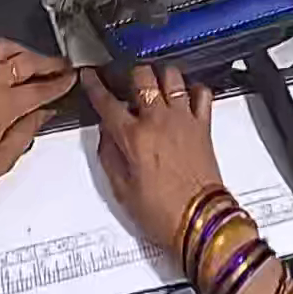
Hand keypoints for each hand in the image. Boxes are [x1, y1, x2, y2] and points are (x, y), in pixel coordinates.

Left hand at [0, 40, 74, 226]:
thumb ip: (27, 131)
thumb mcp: (2, 159)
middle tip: (58, 65)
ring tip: (28, 56)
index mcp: (2, 105)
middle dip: (48, 62)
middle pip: (25, 61)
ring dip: (19, 49)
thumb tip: (42, 115)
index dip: (60, 82)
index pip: (41, 87)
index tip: (68, 79)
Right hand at [81, 64, 221, 255]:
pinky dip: (193, 88)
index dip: (94, 85)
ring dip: (160, 74)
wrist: (200, 222)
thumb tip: (105, 134)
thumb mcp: (122, 190)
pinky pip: (202, 93)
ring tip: (154, 80)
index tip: (90, 76)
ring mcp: (183, 119)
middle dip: (130, 71)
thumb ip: (109, 156)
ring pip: (172, 76)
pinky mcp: (203, 125)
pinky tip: (185, 94)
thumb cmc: (163, 212)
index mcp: (134, 138)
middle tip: (126, 77)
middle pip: (142, 76)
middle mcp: (158, 121)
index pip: (107, 101)